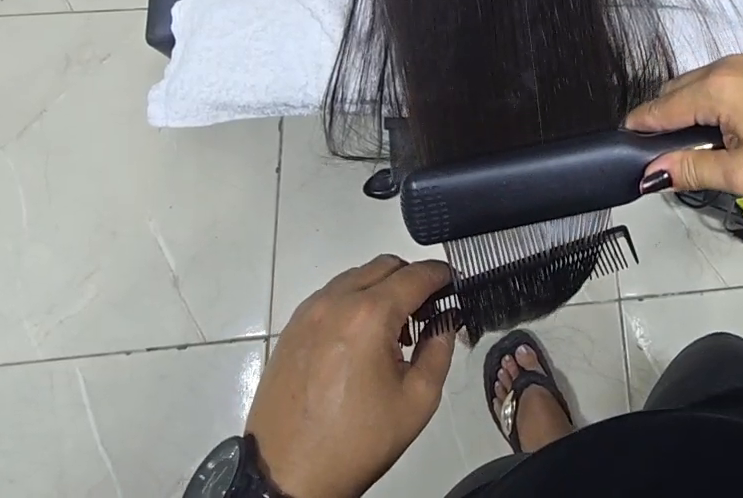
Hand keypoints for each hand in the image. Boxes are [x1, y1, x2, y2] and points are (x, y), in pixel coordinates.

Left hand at [247, 256, 456, 497]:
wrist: (286, 477)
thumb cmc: (357, 442)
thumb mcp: (417, 401)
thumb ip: (440, 348)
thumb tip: (446, 318)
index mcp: (370, 315)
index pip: (417, 275)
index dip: (442, 276)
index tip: (456, 286)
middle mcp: (337, 300)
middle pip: (386, 266)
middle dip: (412, 280)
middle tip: (426, 312)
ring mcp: (310, 311)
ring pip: (357, 277)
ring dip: (381, 289)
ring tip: (392, 332)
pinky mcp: (292, 327)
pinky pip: (332, 296)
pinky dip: (354, 302)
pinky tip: (360, 341)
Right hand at [626, 51, 742, 199]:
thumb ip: (692, 170)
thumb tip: (653, 172)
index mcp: (717, 89)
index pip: (662, 107)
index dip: (640, 125)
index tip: (626, 138)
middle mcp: (733, 65)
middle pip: (681, 87)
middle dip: (667, 114)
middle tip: (666, 145)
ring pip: (710, 78)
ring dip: (697, 102)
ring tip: (705, 136)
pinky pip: (738, 73)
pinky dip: (726, 92)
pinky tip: (741, 119)